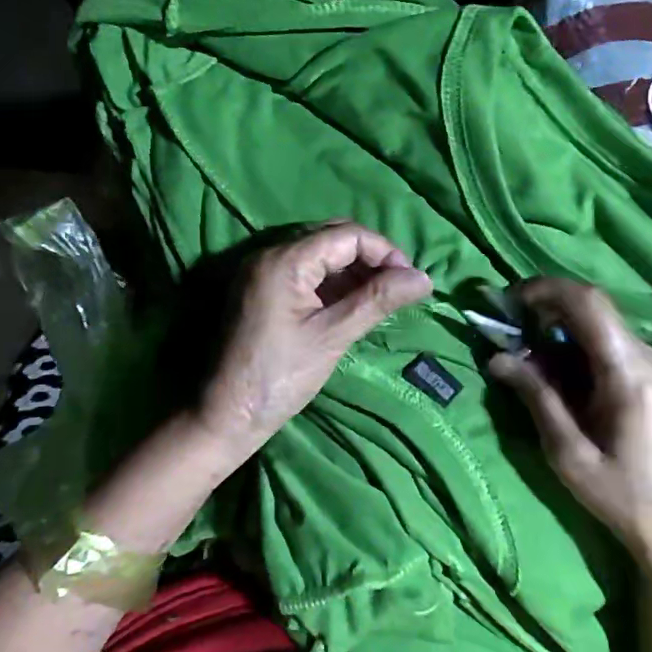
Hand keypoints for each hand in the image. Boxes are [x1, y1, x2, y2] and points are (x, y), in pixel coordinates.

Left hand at [199, 221, 432, 457]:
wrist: (227, 415)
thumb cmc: (279, 377)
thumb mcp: (332, 336)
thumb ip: (377, 301)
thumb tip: (424, 279)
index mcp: (284, 260)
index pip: (347, 235)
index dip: (384, 251)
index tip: (409, 281)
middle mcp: (270, 255)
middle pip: (332, 237)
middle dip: (370, 257)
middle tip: (398, 286)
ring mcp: (263, 272)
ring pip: (320, 254)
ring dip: (353, 269)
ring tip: (381, 297)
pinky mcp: (262, 290)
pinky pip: (305, 272)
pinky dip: (333, 282)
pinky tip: (353, 302)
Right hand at [487, 278, 651, 574]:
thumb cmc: (621, 494)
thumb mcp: (568, 451)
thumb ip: (536, 396)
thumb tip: (498, 357)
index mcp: (629, 371)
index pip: (588, 303)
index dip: (545, 290)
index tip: (508, 303)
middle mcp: (646, 357)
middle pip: (592, 307)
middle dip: (545, 307)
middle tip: (508, 328)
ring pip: (598, 324)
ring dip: (557, 327)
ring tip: (523, 353)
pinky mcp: (650, 377)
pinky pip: (606, 344)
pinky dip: (573, 345)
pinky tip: (552, 372)